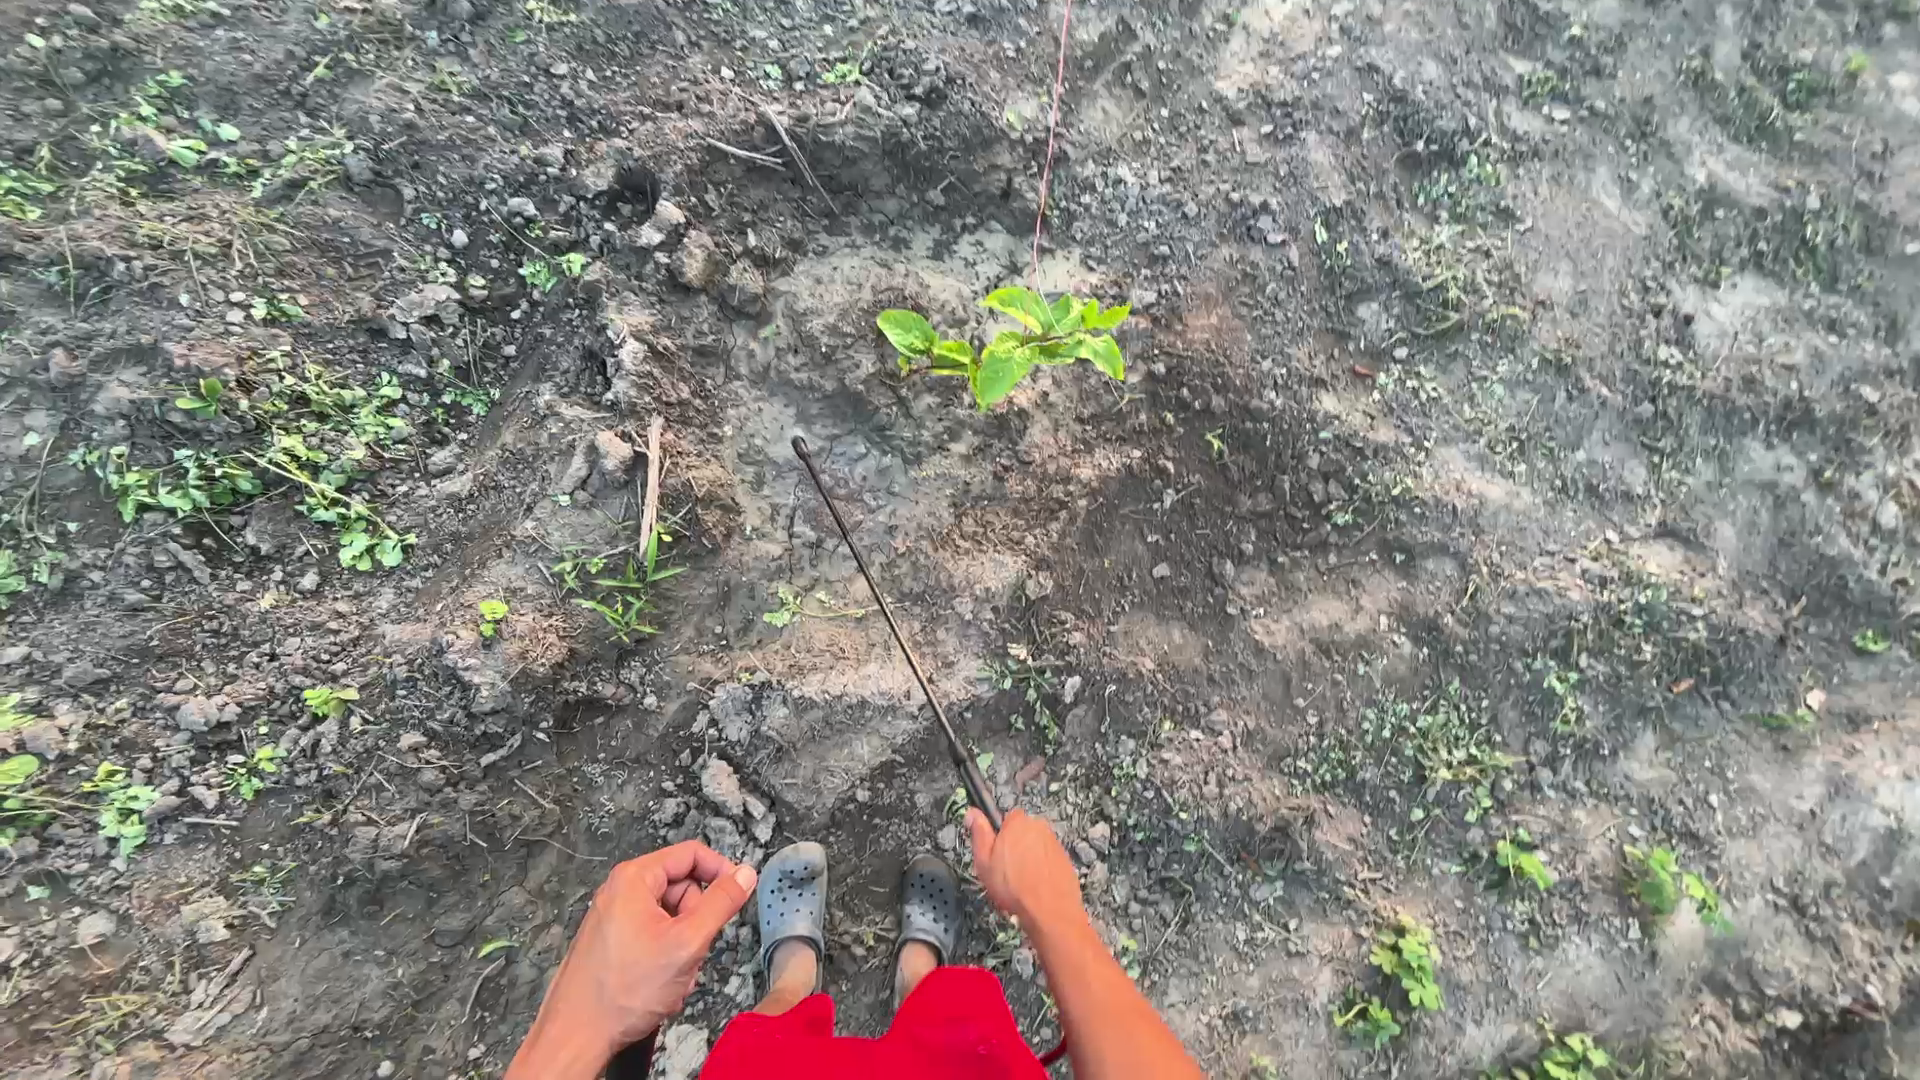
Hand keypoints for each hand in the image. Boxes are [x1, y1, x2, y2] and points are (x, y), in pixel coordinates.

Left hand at [507, 841, 756, 1079]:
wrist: (574, 1041)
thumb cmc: (625, 991)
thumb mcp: (688, 942)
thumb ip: (722, 902)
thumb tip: (747, 873)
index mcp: (635, 878)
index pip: (692, 853)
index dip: (721, 871)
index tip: (737, 895)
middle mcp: (620, 889)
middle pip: (682, 885)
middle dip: (697, 917)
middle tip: (694, 948)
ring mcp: (613, 915)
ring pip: (670, 913)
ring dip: (684, 940)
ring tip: (676, 971)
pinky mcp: (611, 939)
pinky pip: (653, 932)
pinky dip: (666, 952)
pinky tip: (660, 980)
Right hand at [966, 807, 1083, 930]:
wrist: (1050, 911)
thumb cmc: (1014, 887)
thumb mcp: (984, 861)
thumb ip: (979, 833)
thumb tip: (972, 813)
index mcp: (1017, 821)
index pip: (1006, 818)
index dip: (999, 836)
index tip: (996, 854)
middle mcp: (1039, 826)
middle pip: (1022, 832)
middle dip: (1015, 847)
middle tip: (1007, 870)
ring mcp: (1054, 842)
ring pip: (1036, 846)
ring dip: (1029, 858)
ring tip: (1022, 882)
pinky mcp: (1065, 858)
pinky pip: (1048, 858)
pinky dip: (1043, 868)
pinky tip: (1036, 886)